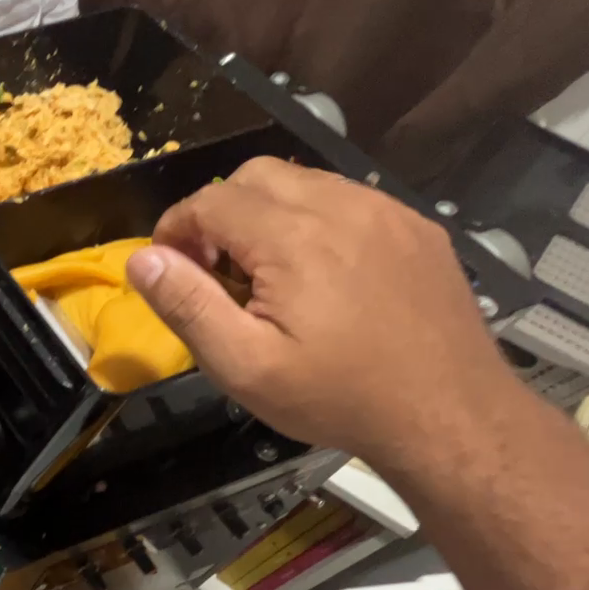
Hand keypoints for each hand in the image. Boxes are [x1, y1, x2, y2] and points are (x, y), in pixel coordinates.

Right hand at [125, 157, 520, 463]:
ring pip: (302, 181)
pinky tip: (312, 274)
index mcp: (293, 239)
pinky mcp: (415, 228)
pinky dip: (309, 220)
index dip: (175, 228)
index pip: (210, 200)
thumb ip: (187, 305)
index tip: (168, 269)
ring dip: (261, 214)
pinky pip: (345, 200)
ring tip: (259, 273)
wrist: (447, 414)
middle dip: (215, 212)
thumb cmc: (333, 396)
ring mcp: (387, 212)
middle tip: (210, 269)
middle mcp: (342, 207)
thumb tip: (141, 258)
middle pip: (254, 175)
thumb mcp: (241, 364)